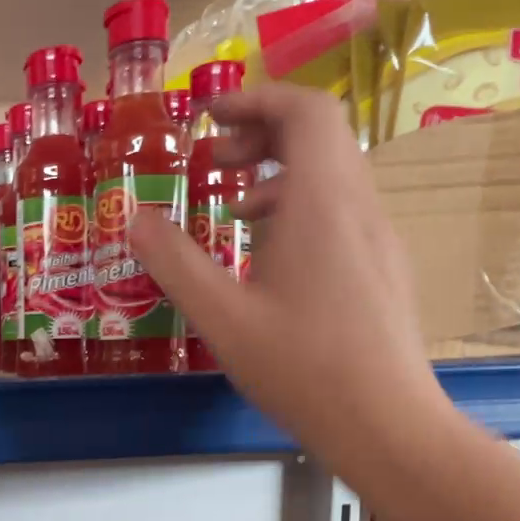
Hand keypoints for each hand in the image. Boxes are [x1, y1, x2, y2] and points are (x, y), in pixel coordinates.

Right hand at [130, 84, 450, 461]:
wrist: (384, 422)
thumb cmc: (300, 366)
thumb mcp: (221, 316)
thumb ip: (174, 262)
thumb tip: (135, 218)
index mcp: (322, 203)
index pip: (306, 111)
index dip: (257, 98)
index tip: (209, 115)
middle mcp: (358, 207)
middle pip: (321, 136)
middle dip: (261, 133)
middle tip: (213, 160)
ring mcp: (377, 238)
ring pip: (332, 175)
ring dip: (278, 173)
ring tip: (231, 208)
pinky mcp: (381, 268)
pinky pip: (339, 211)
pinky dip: (297, 208)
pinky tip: (265, 257)